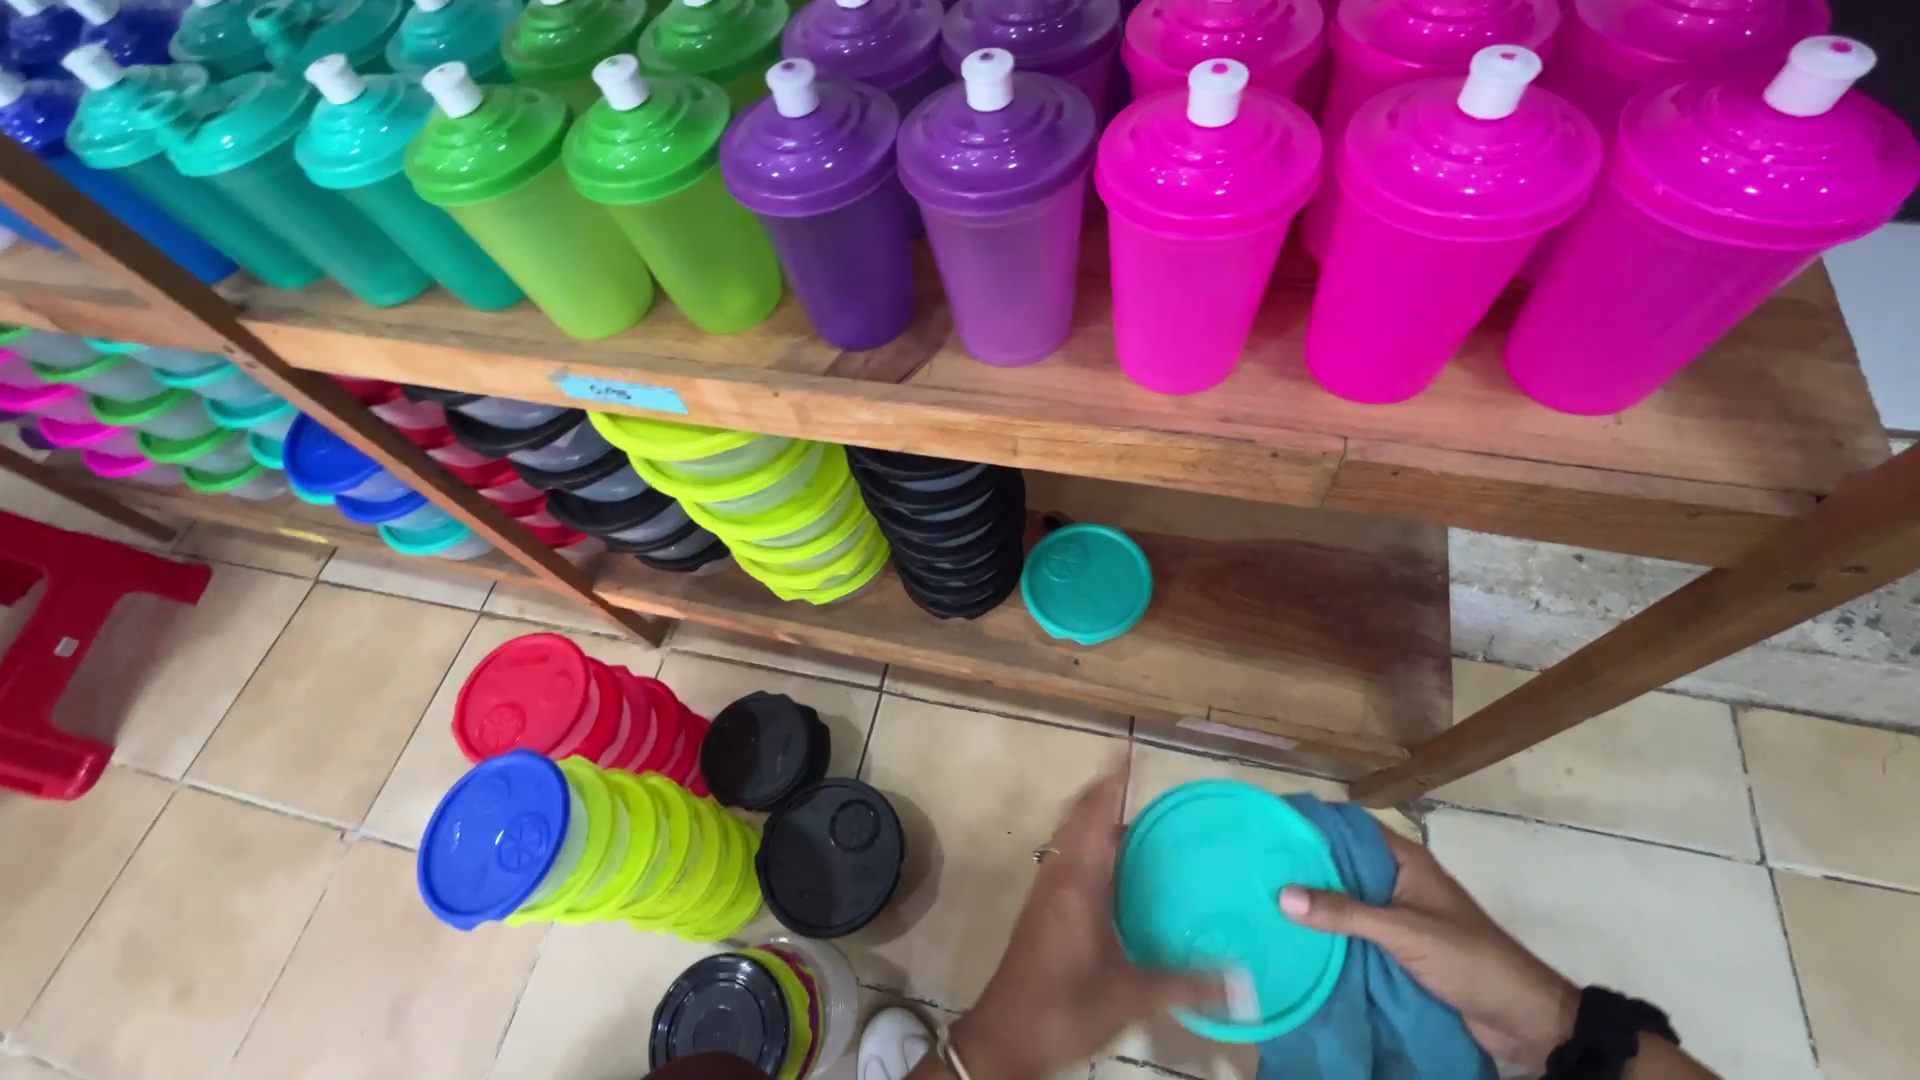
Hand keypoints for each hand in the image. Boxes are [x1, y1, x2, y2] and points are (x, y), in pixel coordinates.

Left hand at [949, 758, 1216, 1079]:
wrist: (1006, 1032)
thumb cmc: (1065, 1005)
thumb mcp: (1131, 996)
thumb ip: (1187, 984)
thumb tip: (1244, 983)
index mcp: (1079, 881)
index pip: (1097, 815)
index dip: (1113, 781)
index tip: (1127, 748)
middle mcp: (1059, 873)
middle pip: (1079, 815)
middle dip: (1104, 788)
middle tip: (1133, 769)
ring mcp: (1047, 888)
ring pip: (1069, 833)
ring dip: (1092, 813)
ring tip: (1128, 806)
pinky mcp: (1043, 905)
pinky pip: (1066, 853)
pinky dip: (1086, 838)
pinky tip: (1111, 860)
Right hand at [1280, 829, 1577, 1069]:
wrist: (1523, 1019)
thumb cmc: (1469, 960)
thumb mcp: (1404, 932)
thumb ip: (1346, 913)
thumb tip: (1283, 894)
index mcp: (1403, 860)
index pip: (1348, 827)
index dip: (1312, 822)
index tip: (1270, 824)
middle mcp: (1396, 879)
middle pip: (1341, 861)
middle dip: (1303, 862)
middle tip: (1254, 862)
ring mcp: (1395, 912)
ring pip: (1344, 896)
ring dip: (1313, 899)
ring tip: (1262, 894)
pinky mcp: (1395, 944)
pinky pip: (1352, 927)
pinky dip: (1327, 928)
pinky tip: (1294, 932)